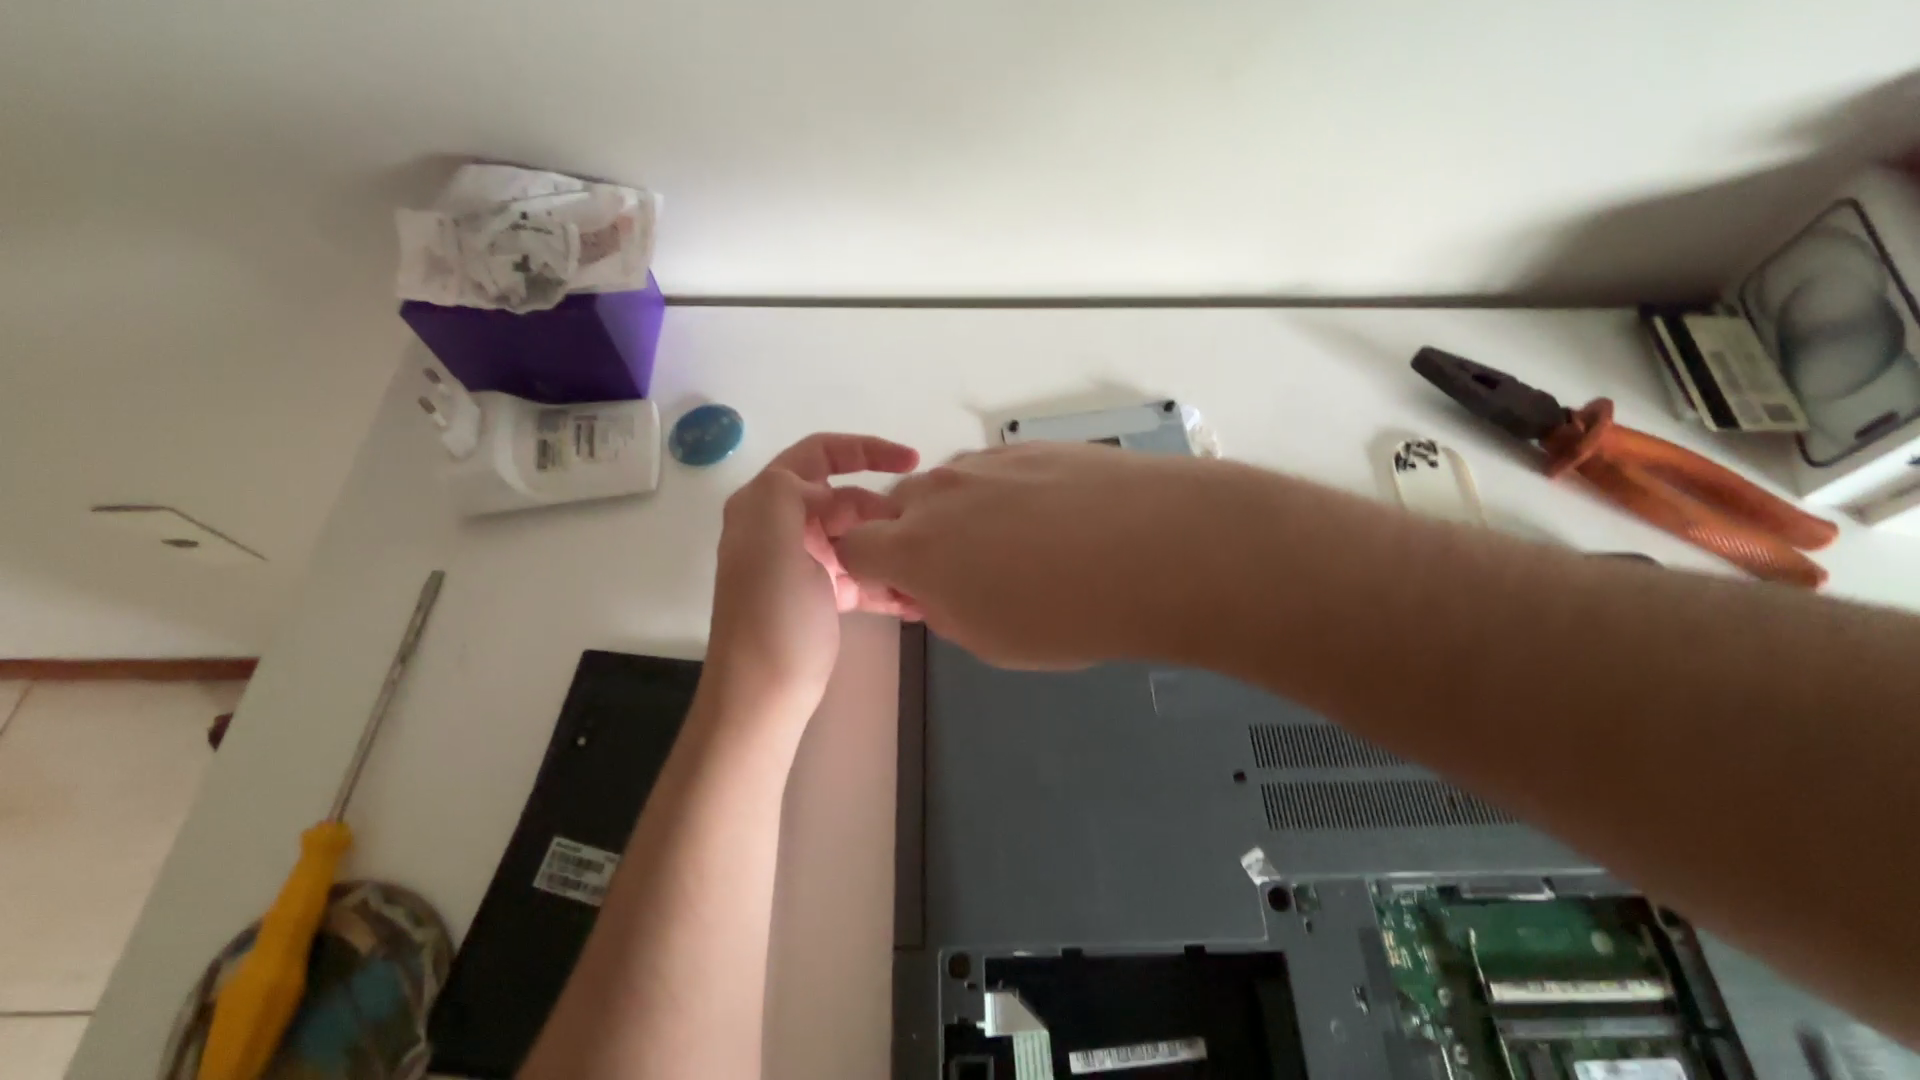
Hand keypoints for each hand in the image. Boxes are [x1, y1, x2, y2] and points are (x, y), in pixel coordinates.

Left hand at [706, 433, 919, 717]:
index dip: (865, 449)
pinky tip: (920, 594)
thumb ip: (787, 490)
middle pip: (845, 498)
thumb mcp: (770, 539)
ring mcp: (804, 562)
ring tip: (929, 561)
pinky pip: (863, 574)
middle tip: (917, 534)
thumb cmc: (770, 615)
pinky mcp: (823, 595)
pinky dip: (889, 581)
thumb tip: (827, 488)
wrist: (764, 694)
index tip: (912, 461)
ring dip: (891, 546)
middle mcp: (783, 526)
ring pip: (858, 537)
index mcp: (766, 504)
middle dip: (882, 511)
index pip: (818, 454)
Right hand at [837, 441, 1239, 668]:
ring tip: (1023, 546)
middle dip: (914, 539)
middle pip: (897, 508)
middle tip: (968, 573)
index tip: (912, 592)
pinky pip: (995, 472)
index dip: (874, 572)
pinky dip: (1006, 495)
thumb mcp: (991, 641)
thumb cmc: (1067, 615)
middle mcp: (939, 493)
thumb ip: (944, 611)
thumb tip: (936, 589)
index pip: (854, 548)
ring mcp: (986, 463)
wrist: (1160, 549)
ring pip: (949, 486)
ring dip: (962, 515)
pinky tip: (1057, 520)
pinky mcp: (1032, 446)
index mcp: (914, 547)